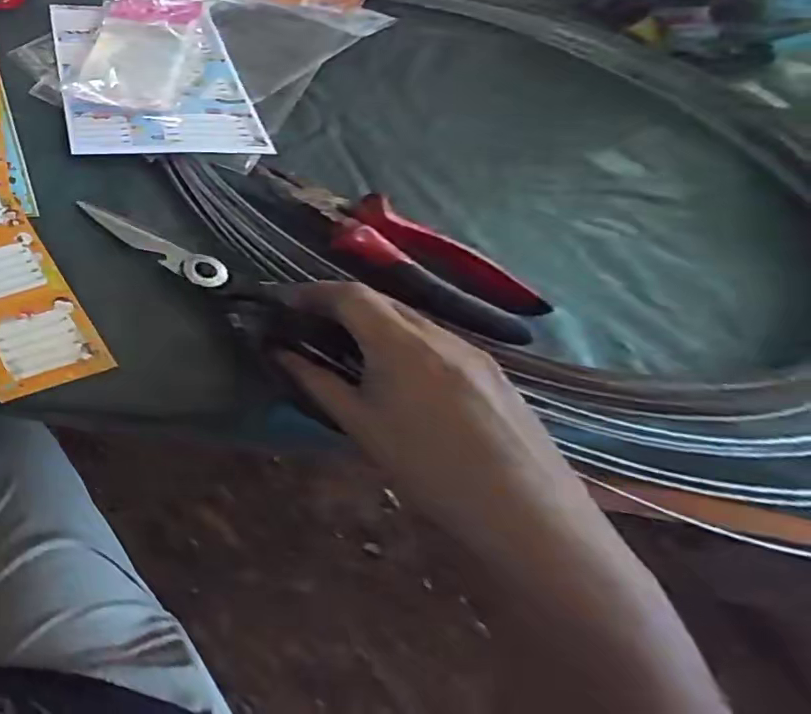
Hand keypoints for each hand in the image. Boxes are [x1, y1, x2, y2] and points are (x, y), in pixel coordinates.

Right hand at [277, 283, 611, 569]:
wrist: (533, 520)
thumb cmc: (429, 469)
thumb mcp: (359, 424)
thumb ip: (314, 380)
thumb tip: (279, 352)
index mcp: (401, 344)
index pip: (349, 294)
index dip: (310, 291)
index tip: (280, 303)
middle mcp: (440, 336)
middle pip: (381, 300)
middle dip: (338, 303)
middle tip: (305, 322)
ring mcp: (474, 354)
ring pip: (411, 319)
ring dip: (371, 321)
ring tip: (344, 346)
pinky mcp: (494, 374)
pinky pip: (437, 340)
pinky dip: (402, 339)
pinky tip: (394, 372)